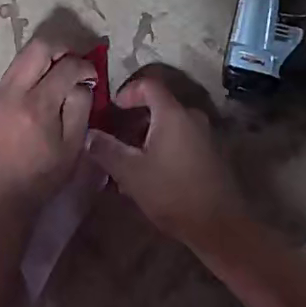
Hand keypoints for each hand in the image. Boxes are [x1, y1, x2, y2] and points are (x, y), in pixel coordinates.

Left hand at [0, 39, 98, 224]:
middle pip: (39, 47)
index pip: (67, 66)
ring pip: (25, 53)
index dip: (86, 67)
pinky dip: (35, 66)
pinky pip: (17, 68)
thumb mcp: (75, 143)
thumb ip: (81, 105)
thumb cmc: (46, 173)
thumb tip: (81, 82)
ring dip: (48, 56)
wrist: (5, 194)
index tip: (93, 78)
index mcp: (38, 105)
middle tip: (78, 63)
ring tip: (64, 71)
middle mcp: (15, 92)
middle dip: (64, 48)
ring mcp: (1, 93)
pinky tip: (47, 83)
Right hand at [86, 73, 245, 246]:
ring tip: (127, 163)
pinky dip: (162, 146)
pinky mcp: (210, 150)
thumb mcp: (131, 172)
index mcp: (173, 113)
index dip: (127, 92)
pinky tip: (149, 173)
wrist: (217, 221)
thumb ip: (107, 149)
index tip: (112, 109)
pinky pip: (181, 137)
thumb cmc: (171, 191)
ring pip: (169, 124)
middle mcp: (192, 116)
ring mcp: (204, 133)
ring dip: (146, 137)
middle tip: (114, 141)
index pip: (149, 85)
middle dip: (133, 120)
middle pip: (159, 105)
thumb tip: (88, 134)